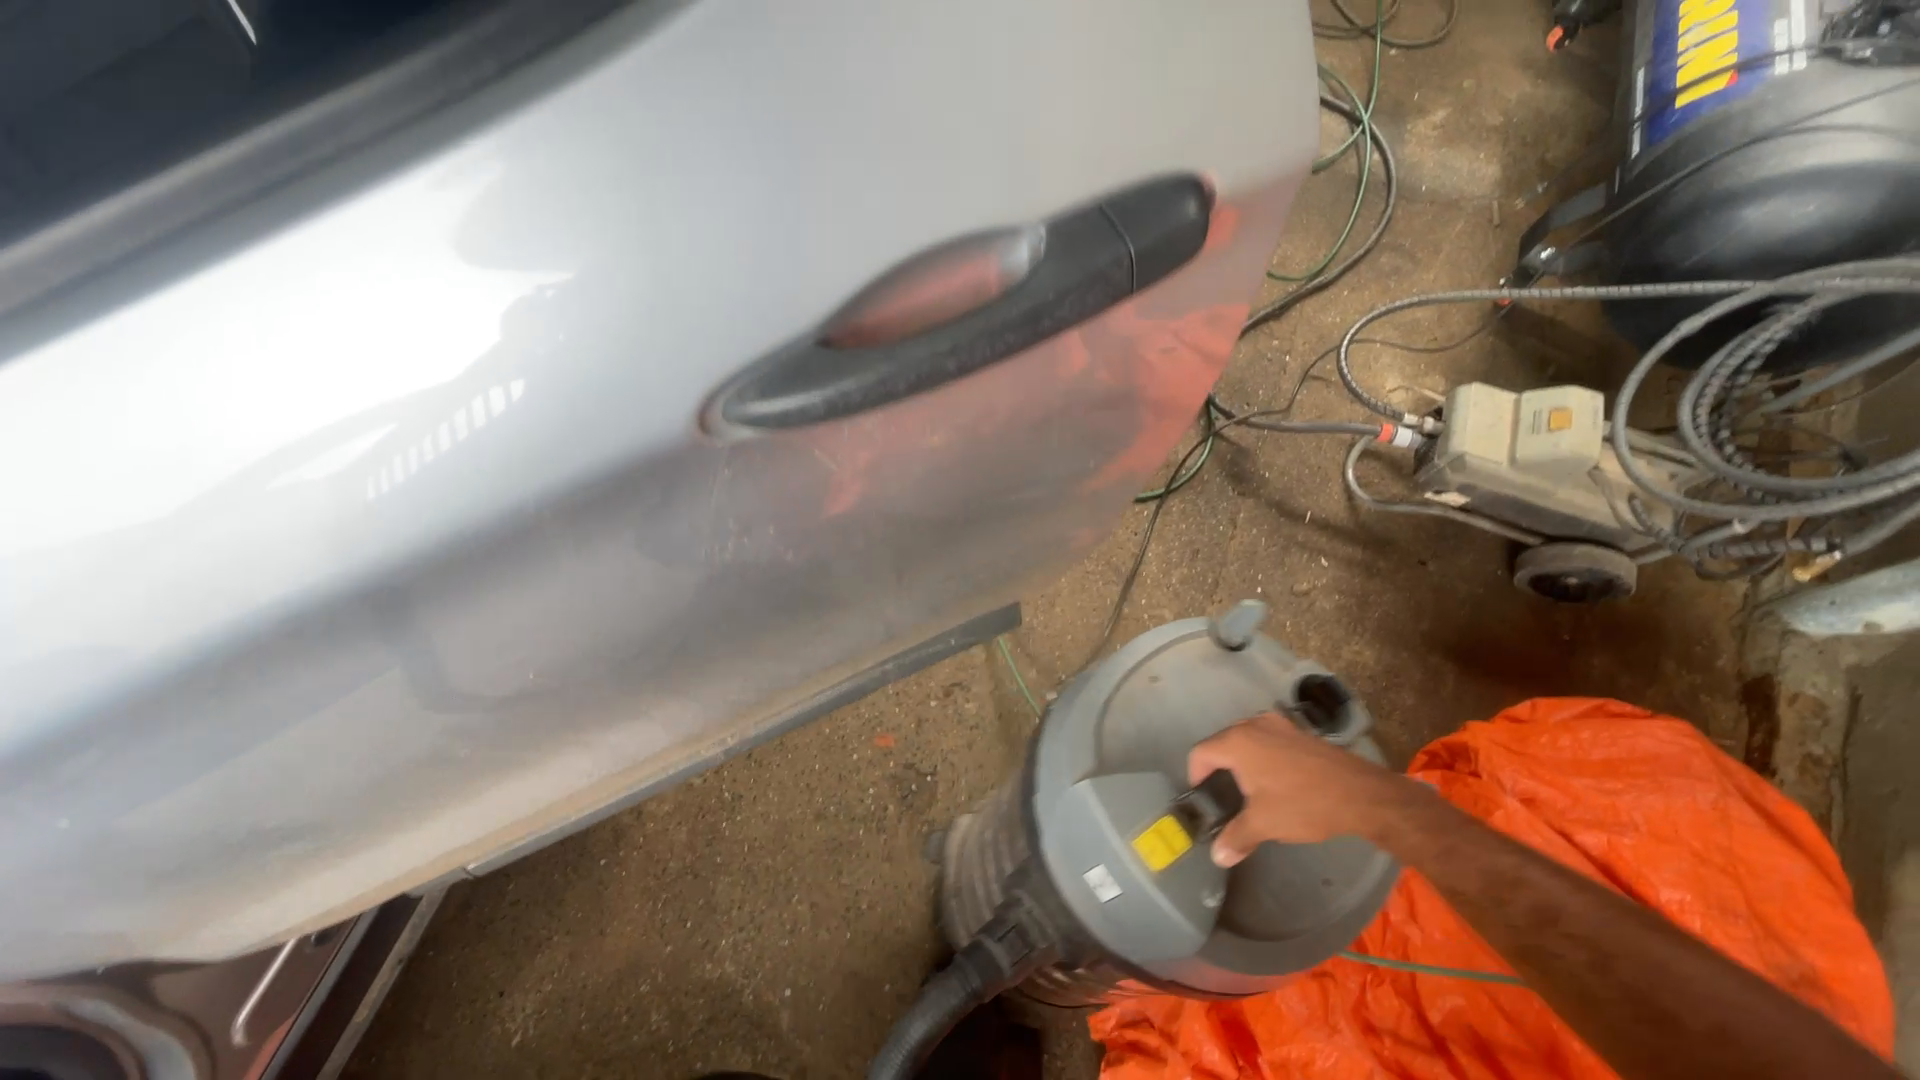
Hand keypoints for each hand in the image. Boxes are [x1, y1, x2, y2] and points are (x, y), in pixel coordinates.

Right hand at [1187, 712, 1425, 865]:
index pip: (1201, 753)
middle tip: (1224, 796)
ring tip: (1250, 789)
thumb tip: (1218, 856)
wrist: (1361, 794)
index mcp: (1238, 741)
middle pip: (1222, 742)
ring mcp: (1280, 725)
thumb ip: (1236, 838)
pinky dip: (1264, 756)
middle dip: (1219, 768)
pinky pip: (1269, 740)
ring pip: (1247, 739)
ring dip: (1242, 761)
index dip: (1195, 776)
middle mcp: (1254, 725)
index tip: (1203, 798)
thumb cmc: (1304, 803)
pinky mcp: (1300, 732)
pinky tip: (1277, 781)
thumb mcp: (1264, 824)